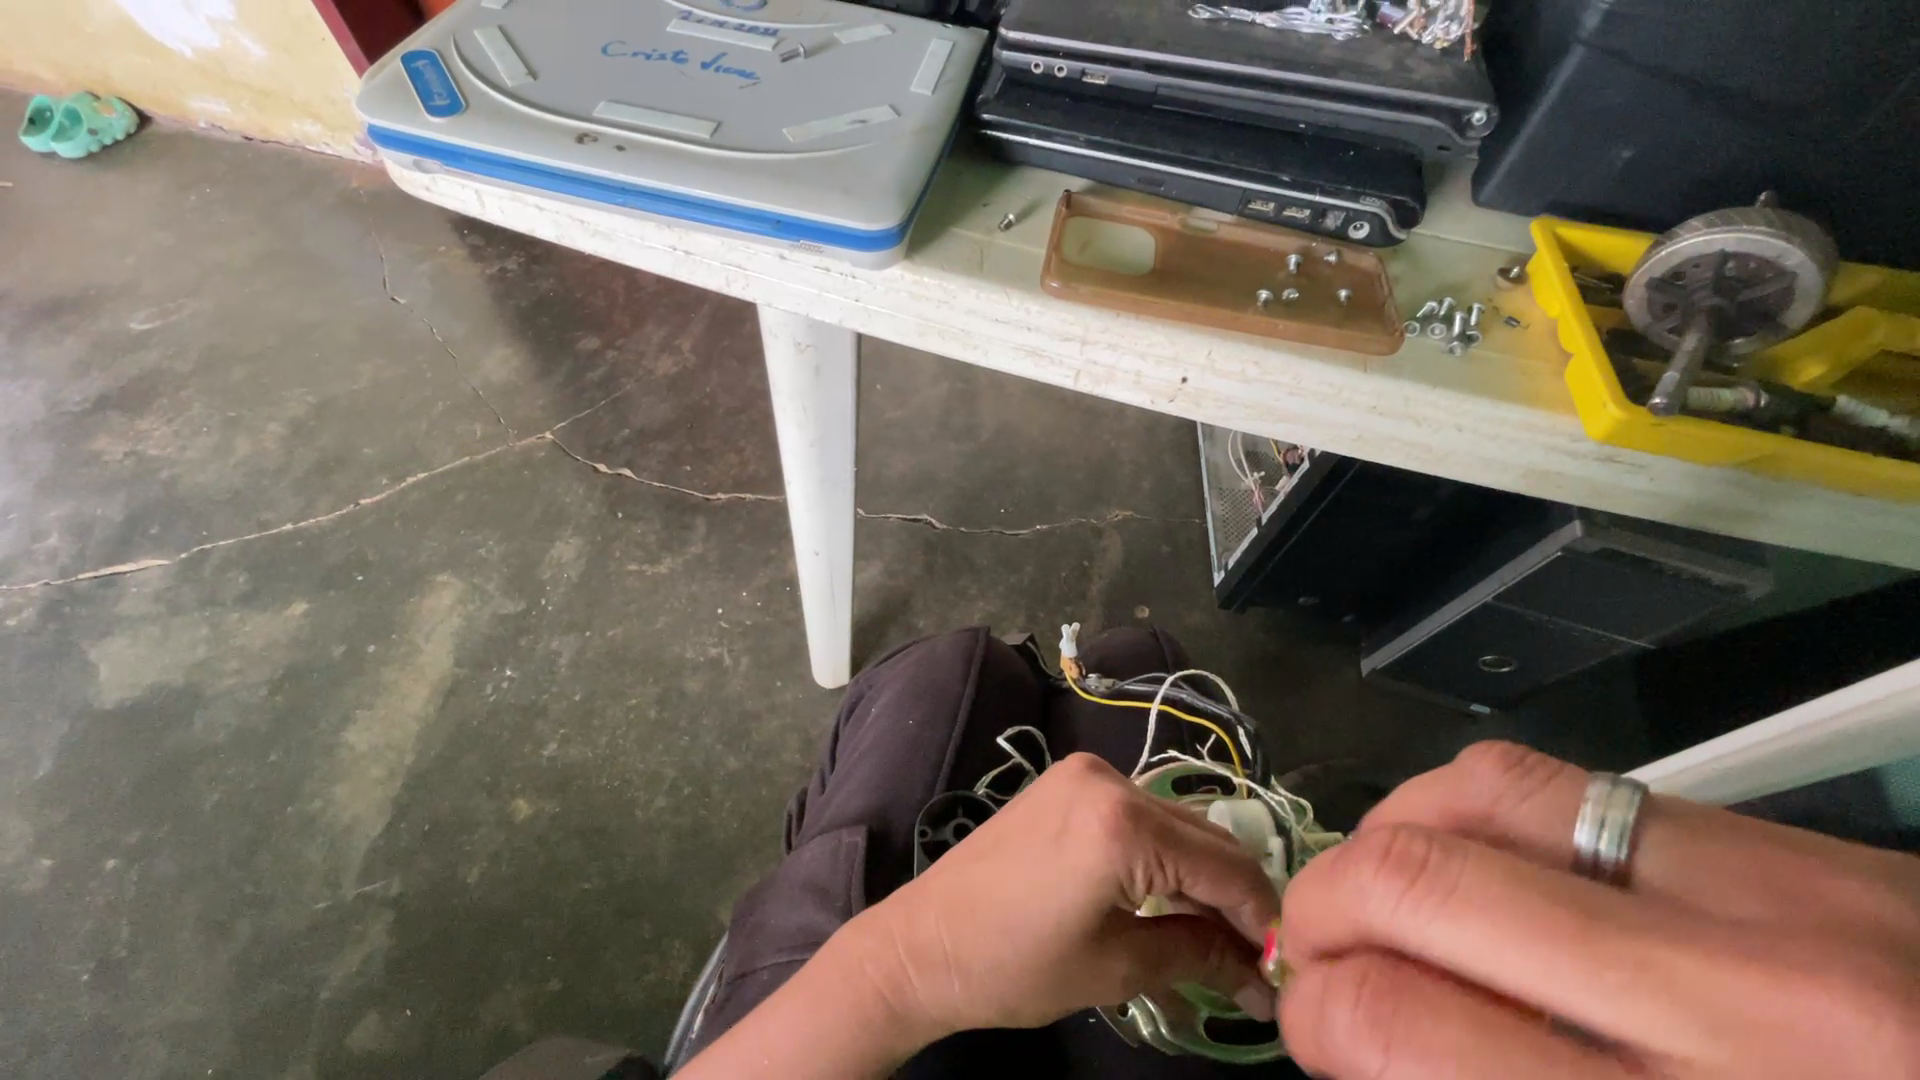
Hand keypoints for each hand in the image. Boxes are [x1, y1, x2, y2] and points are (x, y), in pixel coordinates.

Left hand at [849, 752, 1282, 1039]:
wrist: (923, 942)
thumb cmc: (1012, 964)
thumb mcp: (1113, 968)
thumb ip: (1196, 955)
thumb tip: (1259, 977)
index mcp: (1123, 822)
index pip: (1227, 867)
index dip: (1264, 920)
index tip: (1282, 970)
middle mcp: (1109, 779)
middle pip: (1205, 836)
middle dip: (1236, 898)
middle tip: (1254, 962)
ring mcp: (1083, 773)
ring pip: (1173, 822)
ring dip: (1201, 876)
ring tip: (1216, 939)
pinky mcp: (1066, 782)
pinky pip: (1138, 813)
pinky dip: (1162, 853)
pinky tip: (1169, 897)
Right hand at [1277, 741, 1919, 1078]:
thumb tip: (1371, 1040)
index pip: (1404, 1022)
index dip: (1317, 1018)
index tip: (1312, 1027)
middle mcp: (1750, 1004)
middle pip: (1415, 880)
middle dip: (1320, 915)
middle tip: (1316, 957)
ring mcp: (1788, 897)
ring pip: (1475, 795)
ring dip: (1380, 842)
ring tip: (1374, 893)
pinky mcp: (1803, 845)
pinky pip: (1564, 781)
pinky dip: (1466, 807)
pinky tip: (1470, 854)